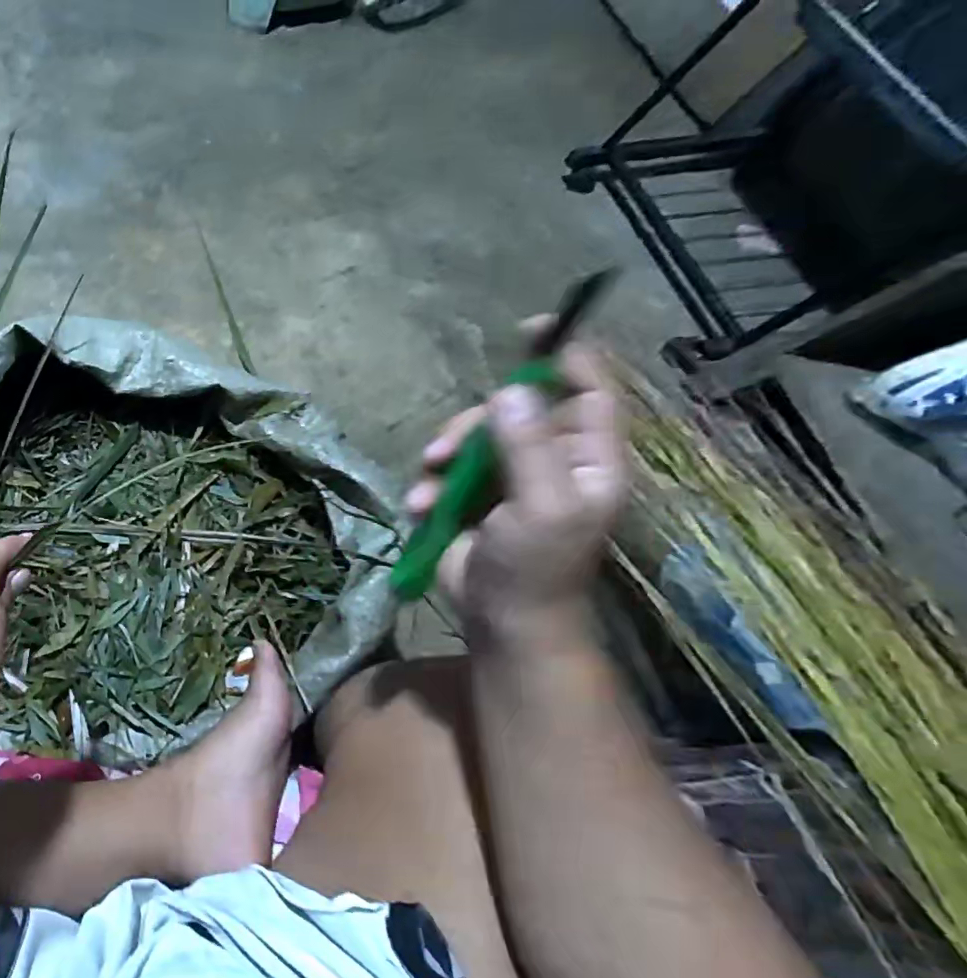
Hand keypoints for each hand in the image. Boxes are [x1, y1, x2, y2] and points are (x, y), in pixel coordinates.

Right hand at [405, 327, 628, 638]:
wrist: (501, 618)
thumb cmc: (536, 565)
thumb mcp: (542, 505)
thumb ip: (527, 447)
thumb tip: (508, 393)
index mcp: (587, 458)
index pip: (585, 392)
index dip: (565, 358)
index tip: (533, 331)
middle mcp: (549, 461)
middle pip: (510, 414)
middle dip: (470, 428)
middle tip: (443, 452)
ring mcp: (506, 480)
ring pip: (469, 442)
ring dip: (441, 463)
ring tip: (426, 495)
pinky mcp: (469, 500)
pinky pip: (444, 473)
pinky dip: (427, 487)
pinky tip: (420, 509)